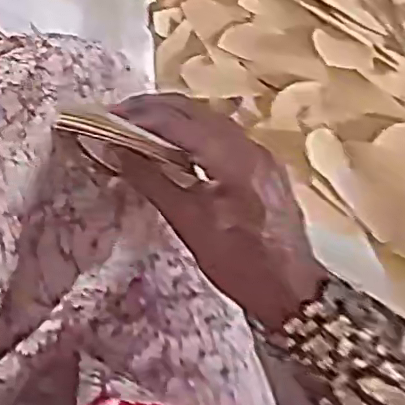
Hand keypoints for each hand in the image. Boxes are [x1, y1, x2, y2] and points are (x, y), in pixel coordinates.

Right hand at [111, 94, 326, 329]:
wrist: (295, 296)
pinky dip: (191, 128)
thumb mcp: (187, 222)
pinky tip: (172, 141)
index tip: (109, 115)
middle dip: (153, 108)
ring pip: (207, 117)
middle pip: (194, 109)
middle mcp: (249, 146)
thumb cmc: (239, 263)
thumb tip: (114, 149)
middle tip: (119, 114)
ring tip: (139, 123)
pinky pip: (219, 131)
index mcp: (233, 159)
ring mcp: (259, 152)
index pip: (178, 121)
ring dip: (172, 115)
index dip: (140, 115)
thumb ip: (150, 178)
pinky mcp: (261, 163)